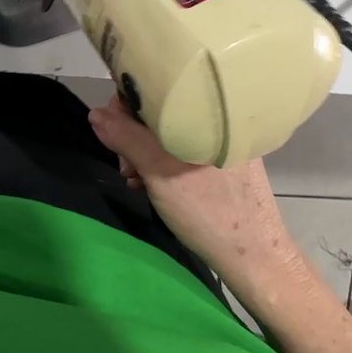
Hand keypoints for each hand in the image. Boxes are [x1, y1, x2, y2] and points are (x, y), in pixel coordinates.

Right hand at [89, 96, 301, 279]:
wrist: (255, 260)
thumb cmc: (208, 212)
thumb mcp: (158, 172)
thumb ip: (125, 138)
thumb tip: (96, 114)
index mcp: (209, 114)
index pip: (158, 91)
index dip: (126, 107)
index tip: (113, 133)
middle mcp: (219, 123)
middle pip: (161, 115)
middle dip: (133, 137)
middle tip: (126, 167)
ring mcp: (225, 146)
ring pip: (170, 136)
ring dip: (144, 154)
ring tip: (136, 181)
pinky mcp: (226, 166)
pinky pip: (185, 153)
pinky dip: (163, 164)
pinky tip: (153, 185)